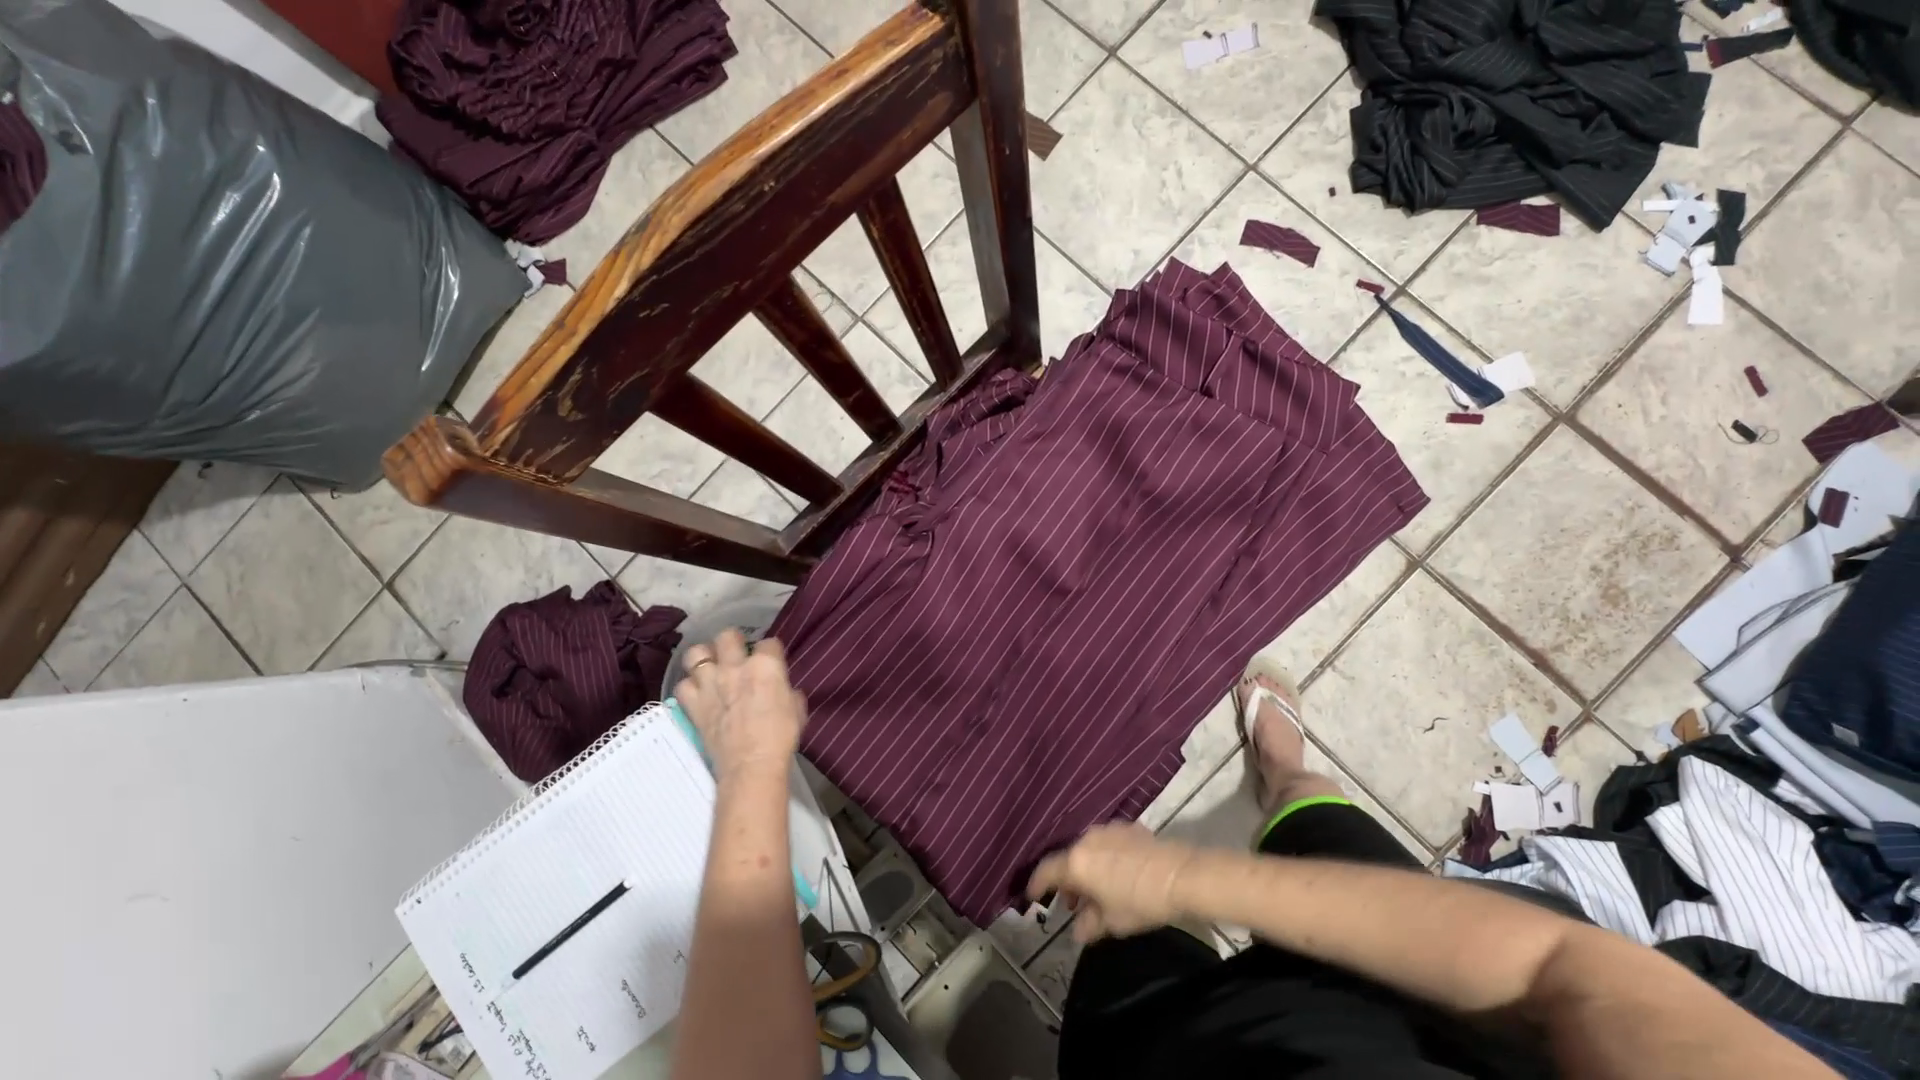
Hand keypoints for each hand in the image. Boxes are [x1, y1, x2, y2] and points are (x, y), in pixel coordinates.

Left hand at [675, 629, 805, 781]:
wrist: (752, 765)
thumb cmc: (781, 737)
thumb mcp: (797, 710)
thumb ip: (788, 692)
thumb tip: (783, 690)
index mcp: (765, 665)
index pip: (769, 643)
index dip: (771, 652)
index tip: (772, 662)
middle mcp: (734, 667)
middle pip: (727, 636)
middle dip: (733, 641)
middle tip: (736, 654)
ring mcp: (710, 684)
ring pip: (696, 653)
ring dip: (703, 658)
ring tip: (710, 667)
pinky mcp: (693, 704)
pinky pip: (683, 685)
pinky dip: (689, 688)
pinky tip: (698, 694)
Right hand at [1027, 823, 1199, 943]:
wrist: (1182, 876)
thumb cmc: (1141, 902)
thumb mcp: (1112, 922)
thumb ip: (1089, 926)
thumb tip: (1078, 931)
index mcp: (1076, 862)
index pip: (1046, 871)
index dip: (1036, 884)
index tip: (1033, 896)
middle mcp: (1087, 840)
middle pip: (1067, 859)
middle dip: (1067, 881)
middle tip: (1073, 903)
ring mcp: (1109, 830)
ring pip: (1087, 849)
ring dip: (1086, 868)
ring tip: (1096, 890)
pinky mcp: (1129, 828)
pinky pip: (1107, 843)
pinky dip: (1104, 858)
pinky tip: (1116, 874)